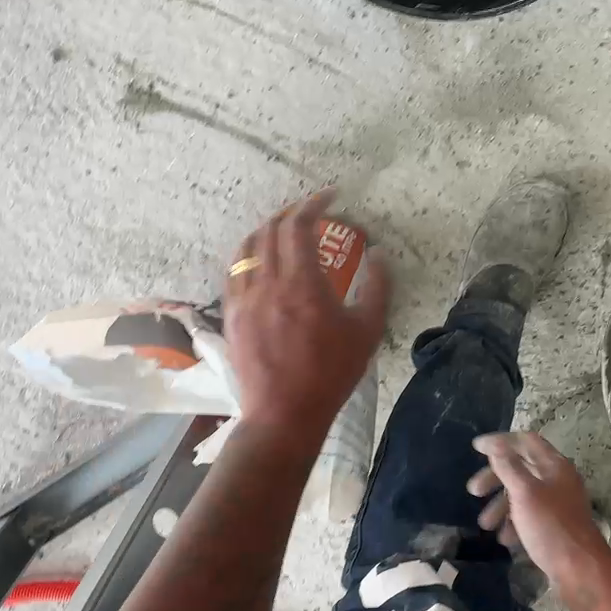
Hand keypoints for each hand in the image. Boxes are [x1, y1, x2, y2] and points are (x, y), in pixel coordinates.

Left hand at [223, 191, 389, 446]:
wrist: (285, 414)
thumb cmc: (332, 371)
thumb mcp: (369, 329)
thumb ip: (378, 286)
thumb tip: (380, 255)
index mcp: (303, 283)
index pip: (299, 226)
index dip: (314, 204)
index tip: (332, 196)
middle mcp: (268, 284)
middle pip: (271, 230)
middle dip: (292, 211)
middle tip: (313, 209)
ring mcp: (243, 300)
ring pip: (247, 248)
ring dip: (268, 229)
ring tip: (285, 228)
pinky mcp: (231, 316)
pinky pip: (235, 272)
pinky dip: (250, 254)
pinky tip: (263, 261)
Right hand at [468, 433, 608, 594]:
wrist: (579, 569)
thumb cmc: (550, 527)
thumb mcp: (525, 494)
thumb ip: (509, 467)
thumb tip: (497, 445)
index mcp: (554, 465)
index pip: (525, 441)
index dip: (500, 441)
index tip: (475, 448)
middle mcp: (558, 478)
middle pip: (522, 467)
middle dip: (496, 478)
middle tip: (473, 492)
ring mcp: (559, 502)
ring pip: (524, 494)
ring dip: (502, 505)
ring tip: (486, 525)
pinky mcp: (556, 524)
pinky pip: (531, 515)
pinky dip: (515, 522)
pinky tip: (505, 538)